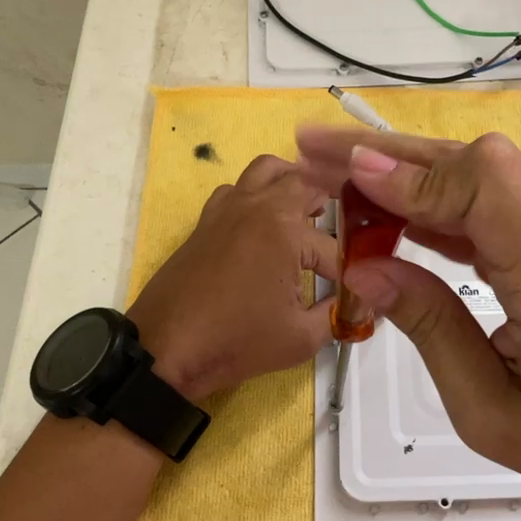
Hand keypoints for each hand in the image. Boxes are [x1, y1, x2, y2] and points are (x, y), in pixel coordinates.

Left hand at [127, 155, 337, 402]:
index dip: (348, 271)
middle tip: (340, 234)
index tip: (355, 293)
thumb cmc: (236, 342)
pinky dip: (255, 196)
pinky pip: (236, 190)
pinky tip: (262, 226)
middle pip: (304, 182)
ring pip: (266, 171)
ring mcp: (227, 209)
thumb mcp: (301, 338)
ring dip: (290, 184)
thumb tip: (355, 305)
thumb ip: (336, 315)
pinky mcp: (206, 221)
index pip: (332, 245)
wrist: (165, 350)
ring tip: (303, 214)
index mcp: (284, 229)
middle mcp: (257, 206)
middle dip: (327, 204)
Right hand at [297, 126, 520, 514]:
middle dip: (387, 155)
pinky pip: (492, 203)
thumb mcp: (490, 411)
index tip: (347, 177)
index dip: (412, 175)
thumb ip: (429, 330)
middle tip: (310, 152)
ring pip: (479, 174)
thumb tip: (365, 268)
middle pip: (475, 163)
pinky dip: (434, 201)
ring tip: (333, 176)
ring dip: (404, 170)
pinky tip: (387, 211)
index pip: (484, 188)